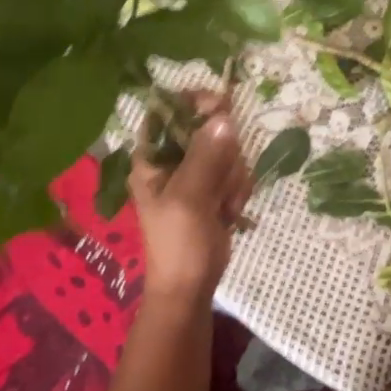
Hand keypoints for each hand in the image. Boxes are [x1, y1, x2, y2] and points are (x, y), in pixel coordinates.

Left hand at [130, 91, 252, 302]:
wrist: (191, 288)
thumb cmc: (178, 244)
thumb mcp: (189, 199)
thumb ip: (206, 156)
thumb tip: (224, 117)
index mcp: (152, 157)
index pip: (167, 111)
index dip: (192, 101)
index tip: (220, 106)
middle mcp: (173, 159)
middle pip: (207, 126)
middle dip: (223, 152)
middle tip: (222, 179)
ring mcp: (195, 172)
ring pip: (227, 148)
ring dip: (233, 174)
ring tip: (223, 204)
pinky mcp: (215, 186)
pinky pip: (236, 168)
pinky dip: (238, 188)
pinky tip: (231, 211)